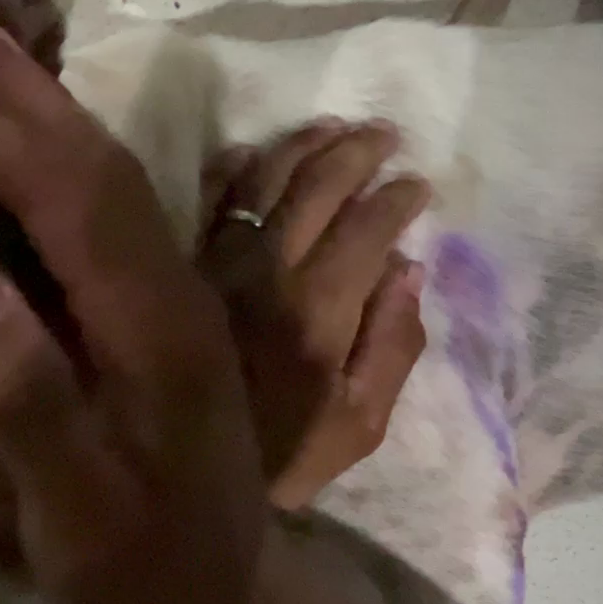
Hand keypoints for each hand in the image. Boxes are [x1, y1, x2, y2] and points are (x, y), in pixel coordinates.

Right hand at [0, 0, 265, 603]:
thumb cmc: (146, 574)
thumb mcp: (76, 514)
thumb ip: (24, 401)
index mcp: (153, 334)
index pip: (68, 199)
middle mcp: (173, 303)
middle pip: (96, 170)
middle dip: (18, 95)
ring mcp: (174, 314)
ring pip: (109, 189)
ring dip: (44, 120)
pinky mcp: (163, 333)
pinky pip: (109, 227)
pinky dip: (61, 174)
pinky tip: (30, 164)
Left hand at [197, 122, 428, 510]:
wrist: (186, 476)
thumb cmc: (284, 455)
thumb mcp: (359, 424)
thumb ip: (393, 346)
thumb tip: (409, 269)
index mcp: (320, 311)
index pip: (369, 228)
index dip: (400, 197)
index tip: (419, 184)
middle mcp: (268, 275)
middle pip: (316, 189)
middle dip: (357, 152)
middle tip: (383, 134)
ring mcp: (217, 269)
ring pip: (259, 184)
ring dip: (299, 145)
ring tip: (331, 127)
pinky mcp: (183, 274)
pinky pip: (202, 208)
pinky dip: (227, 173)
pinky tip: (248, 153)